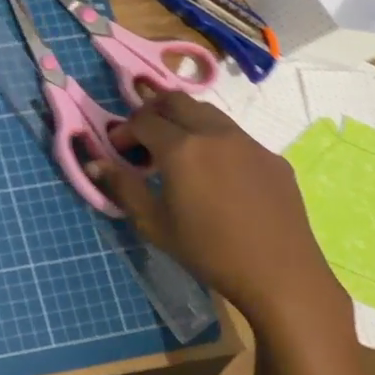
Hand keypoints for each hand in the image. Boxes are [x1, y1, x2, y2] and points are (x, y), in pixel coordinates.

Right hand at [94, 90, 346, 330]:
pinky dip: (213, 140)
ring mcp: (249, 143)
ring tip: (176, 153)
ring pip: (208, 113)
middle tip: (142, 139)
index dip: (123, 131)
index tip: (117, 151)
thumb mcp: (153, 222)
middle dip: (152, 113)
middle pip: (176, 101)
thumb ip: (123, 186)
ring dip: (184, 122)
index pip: (143, 120)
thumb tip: (95, 163)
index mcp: (182, 149)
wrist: (280, 273)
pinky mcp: (272, 157)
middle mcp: (215, 134)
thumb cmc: (207, 250)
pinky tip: (213, 174)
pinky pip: (235, 135)